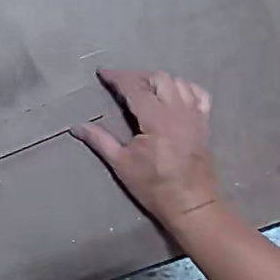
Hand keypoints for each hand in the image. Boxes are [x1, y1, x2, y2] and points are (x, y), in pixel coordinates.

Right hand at [71, 69, 223, 227]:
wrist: (192, 206)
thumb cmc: (154, 187)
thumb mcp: (121, 164)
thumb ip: (99, 140)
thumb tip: (75, 126)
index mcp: (156, 120)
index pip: (135, 88)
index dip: (117, 77)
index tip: (102, 73)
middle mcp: (178, 112)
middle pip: (158, 79)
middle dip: (136, 75)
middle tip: (119, 82)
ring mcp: (195, 117)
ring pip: (178, 83)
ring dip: (158, 80)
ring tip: (142, 87)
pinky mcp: (204, 124)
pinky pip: (199, 95)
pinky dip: (185, 88)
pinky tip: (173, 93)